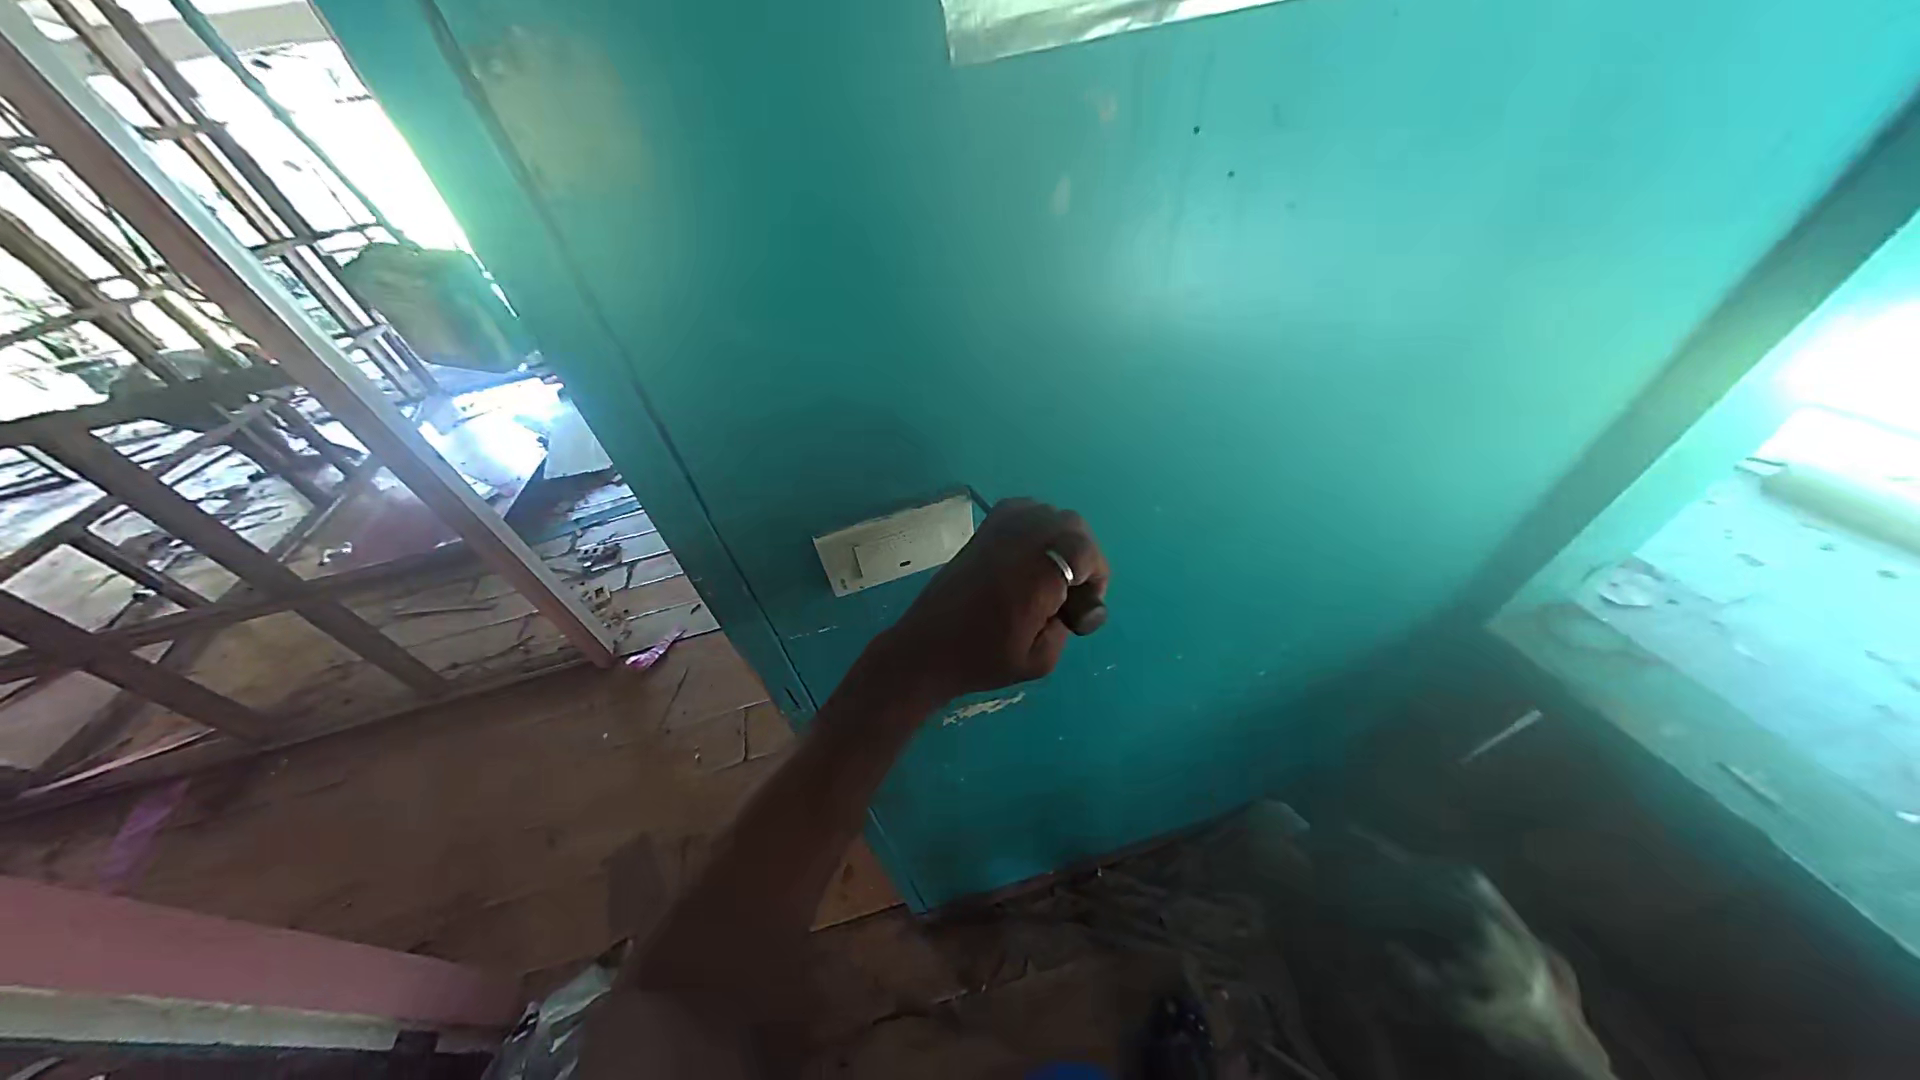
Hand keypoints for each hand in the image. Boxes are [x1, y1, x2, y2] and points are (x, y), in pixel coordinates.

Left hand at [866, 498, 1108, 705]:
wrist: (925, 649)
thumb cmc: (981, 660)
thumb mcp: (1040, 661)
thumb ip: (1066, 625)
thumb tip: (1071, 602)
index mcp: (1034, 576)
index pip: (1083, 549)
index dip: (1095, 574)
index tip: (1082, 604)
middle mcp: (1017, 544)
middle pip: (1070, 524)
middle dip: (1083, 555)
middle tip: (1071, 591)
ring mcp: (996, 532)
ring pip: (1047, 512)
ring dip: (1060, 538)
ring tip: (1051, 573)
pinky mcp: (981, 532)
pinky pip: (1021, 509)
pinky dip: (1036, 524)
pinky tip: (1029, 555)